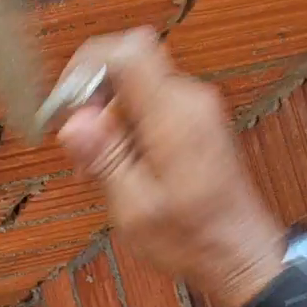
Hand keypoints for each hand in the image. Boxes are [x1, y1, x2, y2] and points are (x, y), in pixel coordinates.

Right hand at [55, 28, 286, 306]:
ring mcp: (195, 110)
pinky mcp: (194, 122)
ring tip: (98, 171)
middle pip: (125, 68)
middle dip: (91, 105)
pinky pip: (148, 108)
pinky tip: (119, 170)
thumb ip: (105, 158)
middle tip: (81, 154)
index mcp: (174, 117)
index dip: (85, 68)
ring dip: (105, 123)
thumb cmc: (191, 239)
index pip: (127, 51)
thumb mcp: (134, 207)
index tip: (66, 107)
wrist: (240, 255)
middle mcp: (189, 102)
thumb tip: (74, 122)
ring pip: (133, 89)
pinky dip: (124, 131)